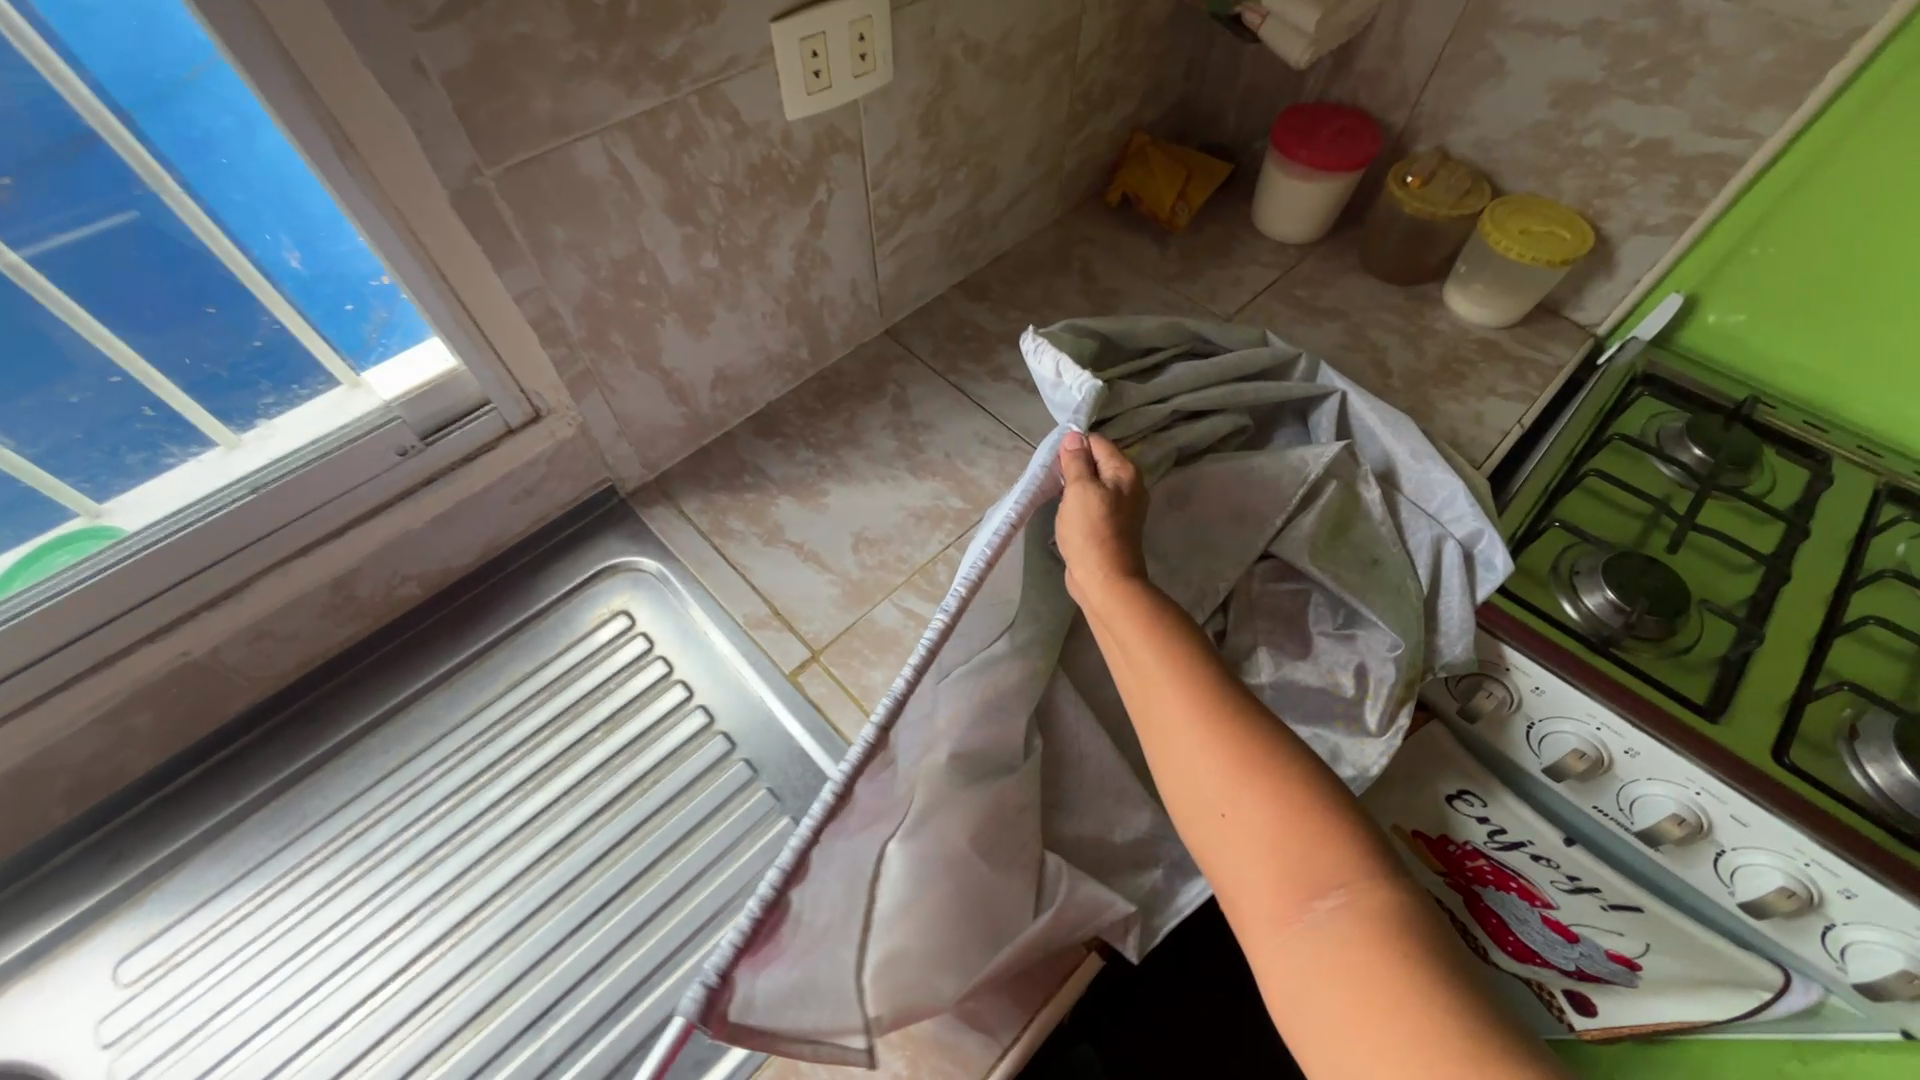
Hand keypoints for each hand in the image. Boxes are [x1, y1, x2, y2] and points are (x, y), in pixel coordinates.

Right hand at [1056, 430, 1148, 605]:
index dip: (1074, 447)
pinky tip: (1068, 514)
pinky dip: (1080, 505)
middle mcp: (1130, 485)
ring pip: (1095, 484)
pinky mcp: (1114, 525)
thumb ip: (1076, 461)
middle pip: (1098, 463)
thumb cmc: (1091, 532)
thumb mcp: (1079, 490)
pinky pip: (1095, 504)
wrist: (1105, 580)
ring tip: (1058, 498)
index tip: (1054, 463)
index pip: (1097, 443)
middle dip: (1074, 467)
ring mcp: (1124, 507)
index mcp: (1125, 471)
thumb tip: (1074, 437)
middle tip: (1053, 480)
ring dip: (1076, 488)